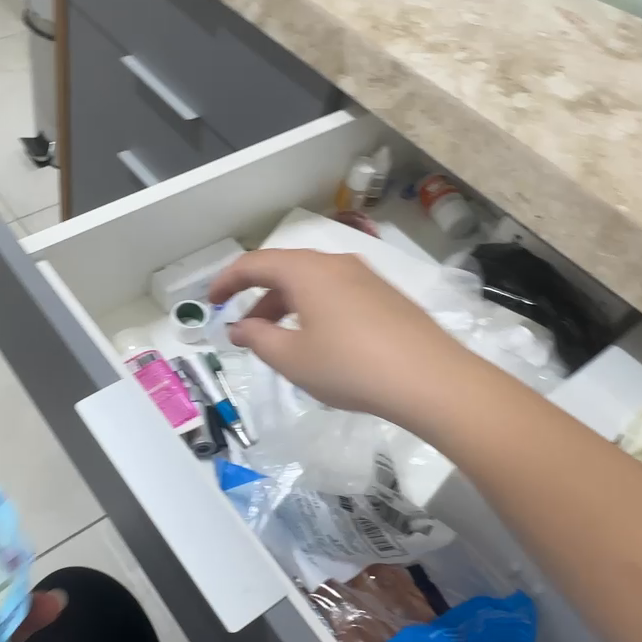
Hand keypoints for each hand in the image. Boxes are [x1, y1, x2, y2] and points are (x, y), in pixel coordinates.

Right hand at [209, 248, 479, 429]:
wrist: (431, 379)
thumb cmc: (350, 367)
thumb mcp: (292, 358)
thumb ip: (258, 338)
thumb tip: (241, 327)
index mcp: (306, 270)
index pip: (254, 263)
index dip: (226, 281)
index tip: (210, 302)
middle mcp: (335, 263)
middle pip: (285, 270)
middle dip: (258, 297)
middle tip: (243, 330)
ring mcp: (365, 277)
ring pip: (312, 282)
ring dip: (287, 306)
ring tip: (279, 341)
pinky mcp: (387, 296)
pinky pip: (337, 293)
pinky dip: (314, 309)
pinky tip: (319, 342)